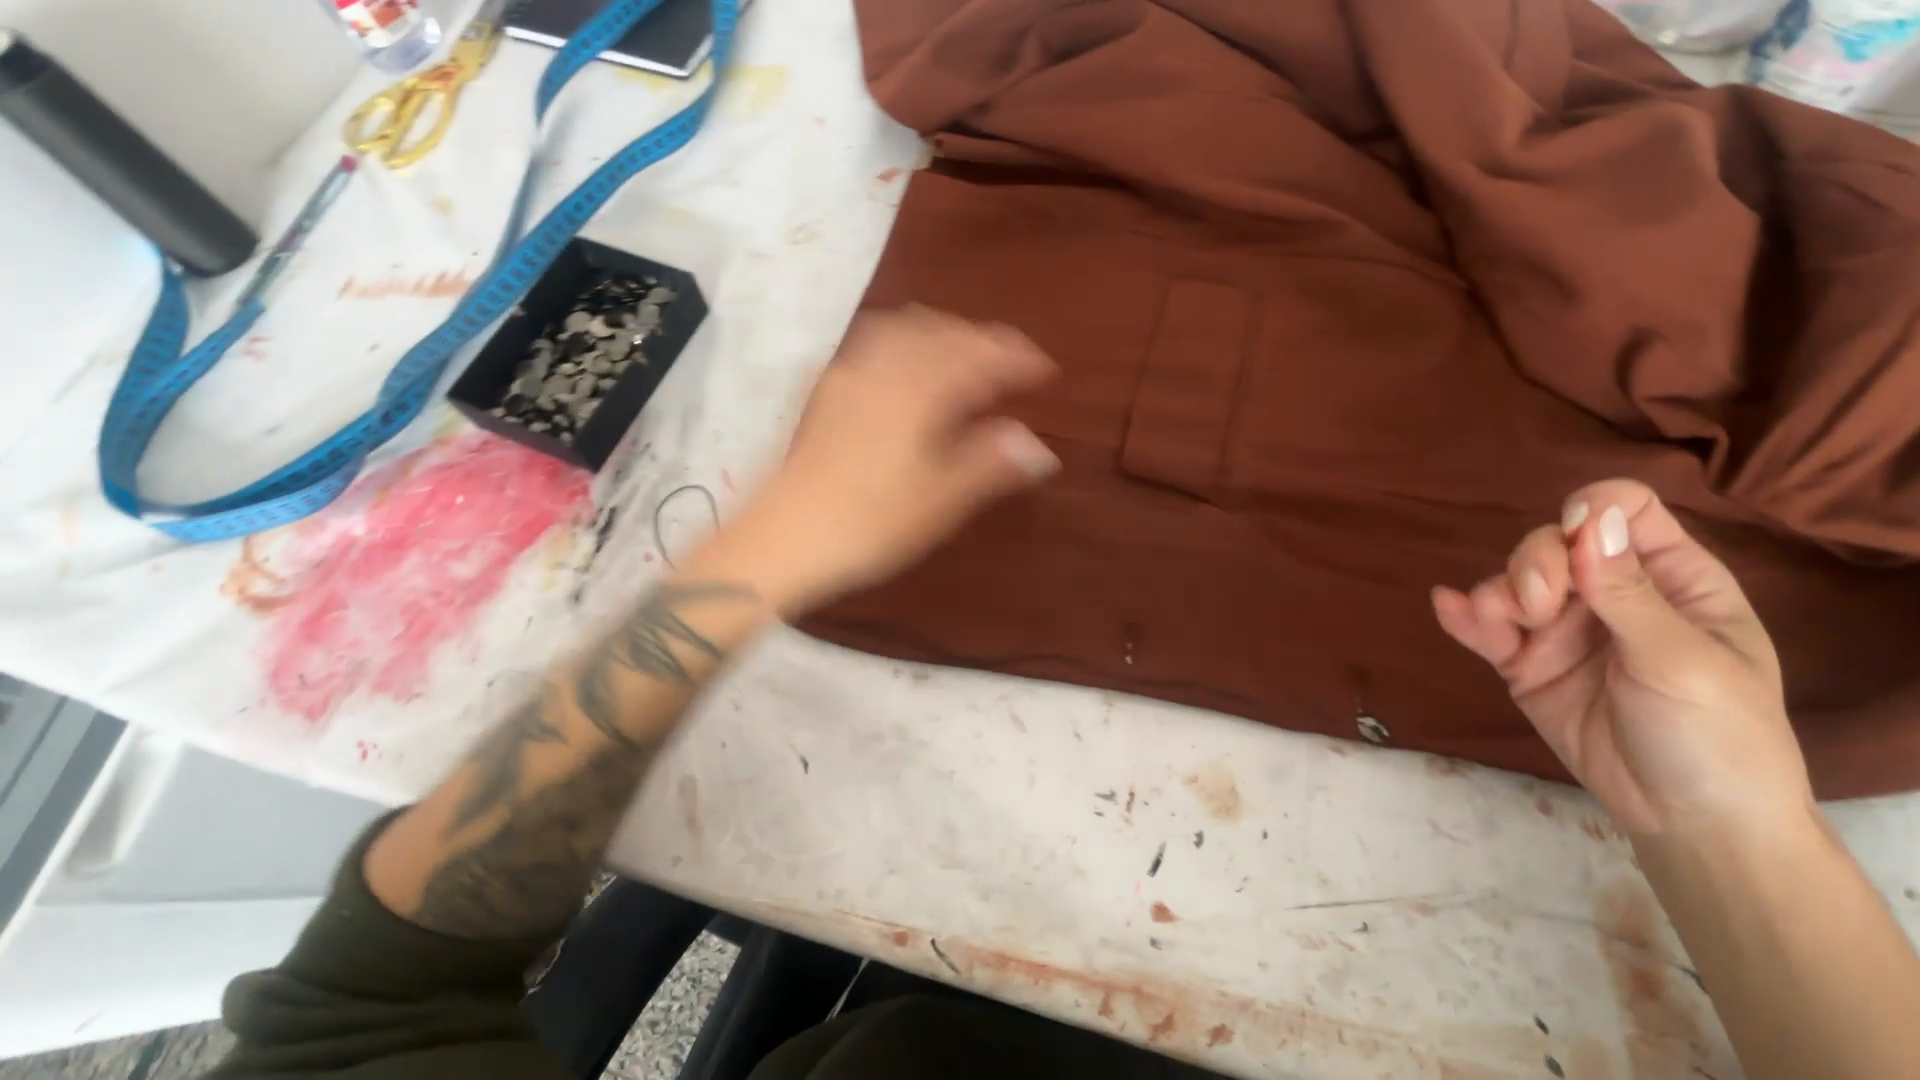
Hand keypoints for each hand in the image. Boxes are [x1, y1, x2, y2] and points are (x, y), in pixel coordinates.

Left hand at [696, 306, 1059, 618]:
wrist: (783, 538)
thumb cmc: (869, 523)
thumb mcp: (940, 501)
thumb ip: (990, 465)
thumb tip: (1038, 446)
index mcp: (921, 392)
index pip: (980, 357)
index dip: (1016, 359)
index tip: (1045, 370)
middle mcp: (886, 369)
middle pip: (944, 333)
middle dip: (982, 340)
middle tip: (1010, 362)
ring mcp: (850, 375)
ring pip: (906, 330)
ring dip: (943, 334)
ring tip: (964, 354)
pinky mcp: (827, 391)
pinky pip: (874, 344)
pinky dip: (905, 341)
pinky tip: (906, 366)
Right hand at [1431, 479, 1814, 838]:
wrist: (1688, 820)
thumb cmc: (1718, 734)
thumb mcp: (1682, 660)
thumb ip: (1629, 592)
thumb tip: (1590, 517)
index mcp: (1672, 580)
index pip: (1626, 513)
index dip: (1593, 512)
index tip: (1573, 539)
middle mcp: (1611, 594)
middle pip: (1554, 543)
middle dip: (1535, 564)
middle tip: (1537, 606)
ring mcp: (1564, 630)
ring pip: (1513, 581)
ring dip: (1498, 593)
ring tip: (1500, 628)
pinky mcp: (1525, 664)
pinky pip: (1487, 628)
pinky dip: (1464, 615)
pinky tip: (1448, 609)